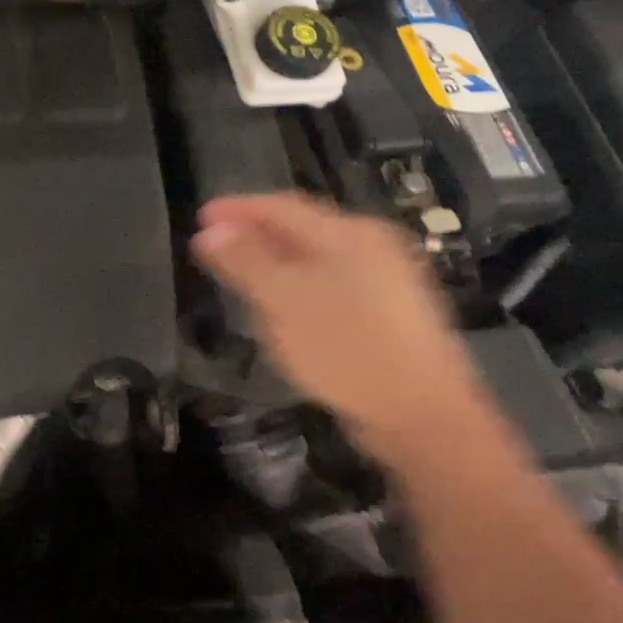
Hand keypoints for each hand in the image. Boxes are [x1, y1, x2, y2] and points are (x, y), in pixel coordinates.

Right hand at [190, 193, 490, 458]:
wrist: (421, 415)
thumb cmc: (346, 348)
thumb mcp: (284, 301)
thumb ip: (246, 261)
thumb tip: (210, 231)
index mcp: (349, 234)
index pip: (283, 207)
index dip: (238, 209)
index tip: (200, 216)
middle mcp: (372, 247)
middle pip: (302, 229)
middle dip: (255, 233)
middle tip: (215, 244)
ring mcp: (385, 281)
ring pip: (316, 258)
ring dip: (274, 260)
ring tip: (239, 272)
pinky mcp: (388, 314)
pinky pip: (330, 283)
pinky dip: (297, 284)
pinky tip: (281, 305)